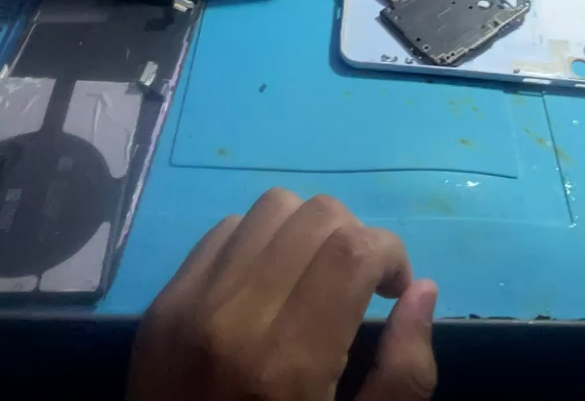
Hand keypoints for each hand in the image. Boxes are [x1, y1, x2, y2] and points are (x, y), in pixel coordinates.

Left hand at [129, 188, 438, 399]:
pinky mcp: (162, 302)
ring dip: (306, 231)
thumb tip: (422, 287)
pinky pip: (226, 229)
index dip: (390, 252)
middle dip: (354, 236)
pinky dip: (259, 242)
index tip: (394, 288)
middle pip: (316, 214)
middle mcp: (233, 317)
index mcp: (286, 364)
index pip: (351, 249)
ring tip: (312, 277)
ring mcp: (189, 304)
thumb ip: (402, 378)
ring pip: (272, 207)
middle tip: (358, 285)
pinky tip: (267, 286)